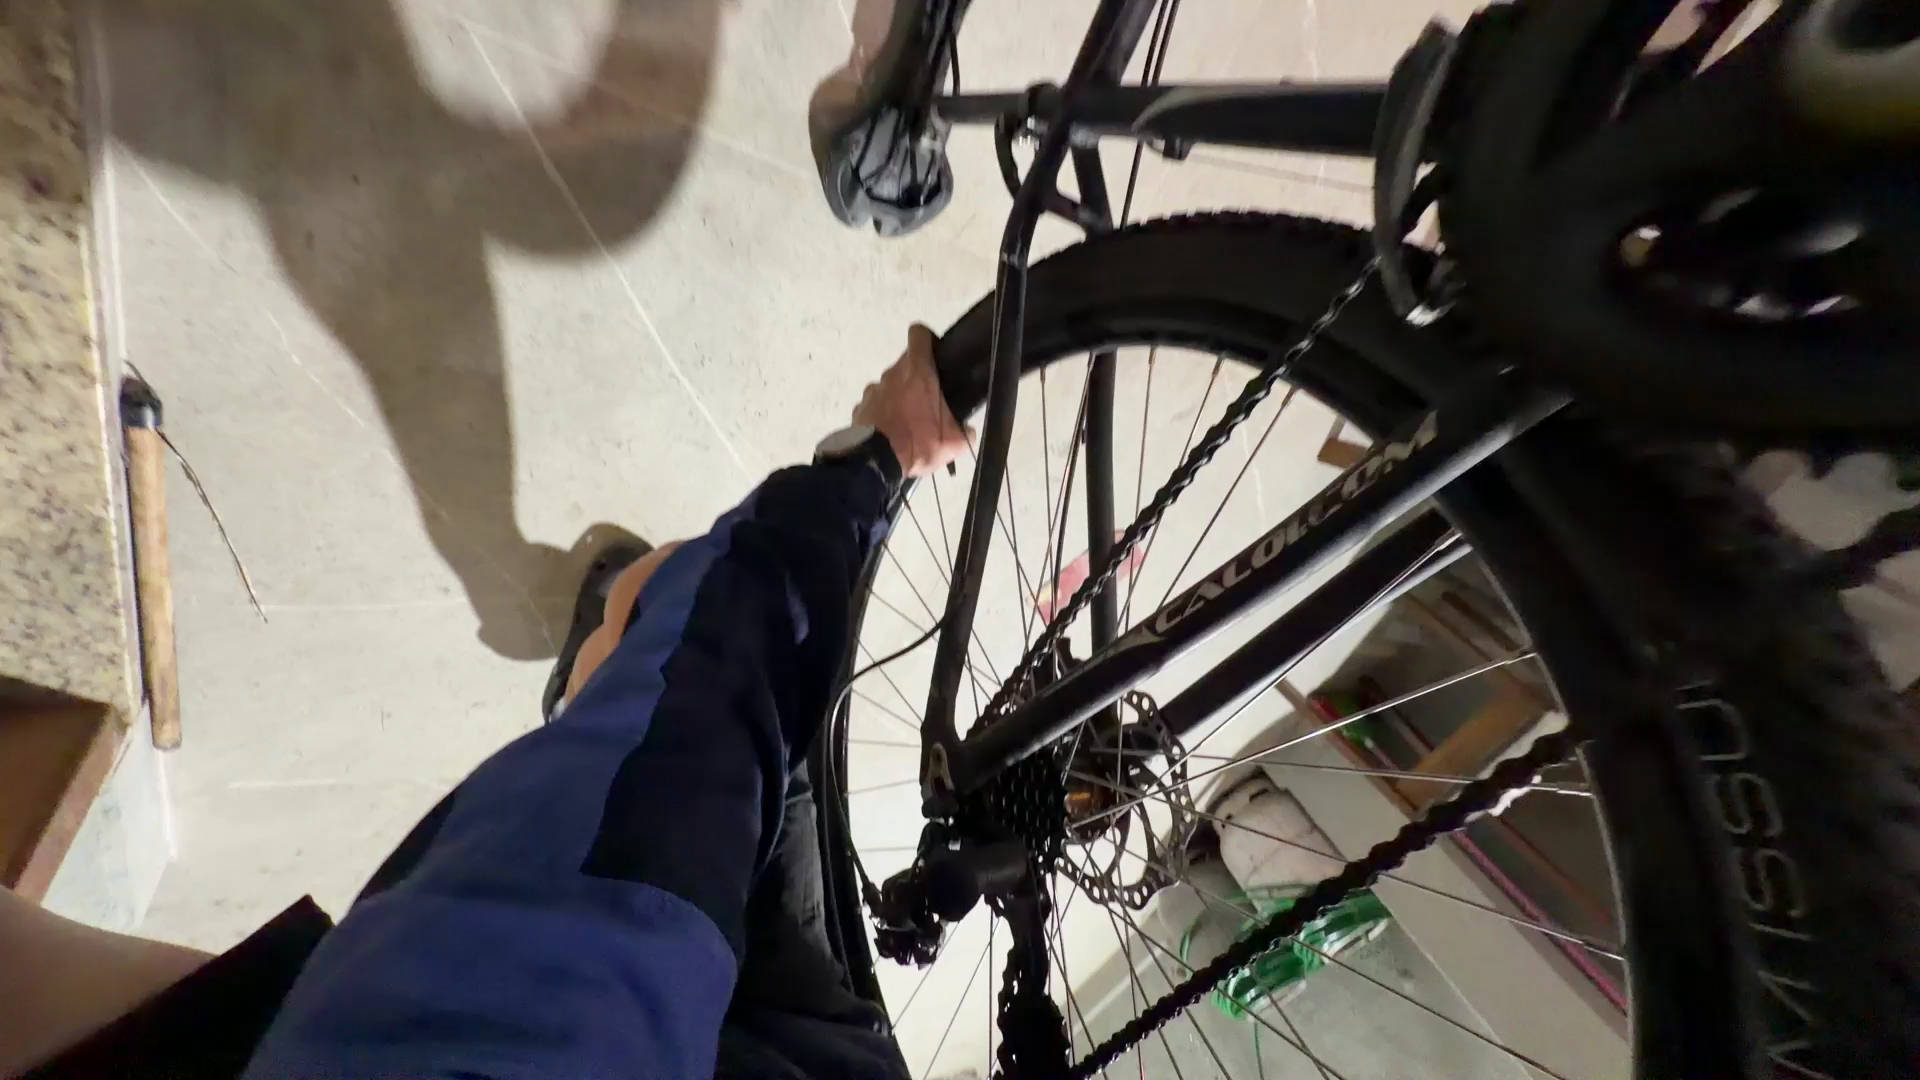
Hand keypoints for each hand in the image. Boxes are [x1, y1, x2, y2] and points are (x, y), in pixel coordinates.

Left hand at [852, 324, 971, 478]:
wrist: (877, 463)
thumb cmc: (918, 443)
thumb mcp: (953, 442)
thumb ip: (965, 431)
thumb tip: (968, 430)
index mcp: (918, 371)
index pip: (919, 334)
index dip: (927, 340)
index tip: (934, 354)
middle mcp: (892, 373)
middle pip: (906, 366)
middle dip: (916, 381)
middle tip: (927, 405)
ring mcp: (872, 390)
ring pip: (890, 386)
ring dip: (898, 399)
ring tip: (906, 424)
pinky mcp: (859, 407)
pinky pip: (875, 405)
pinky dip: (882, 414)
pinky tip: (889, 433)